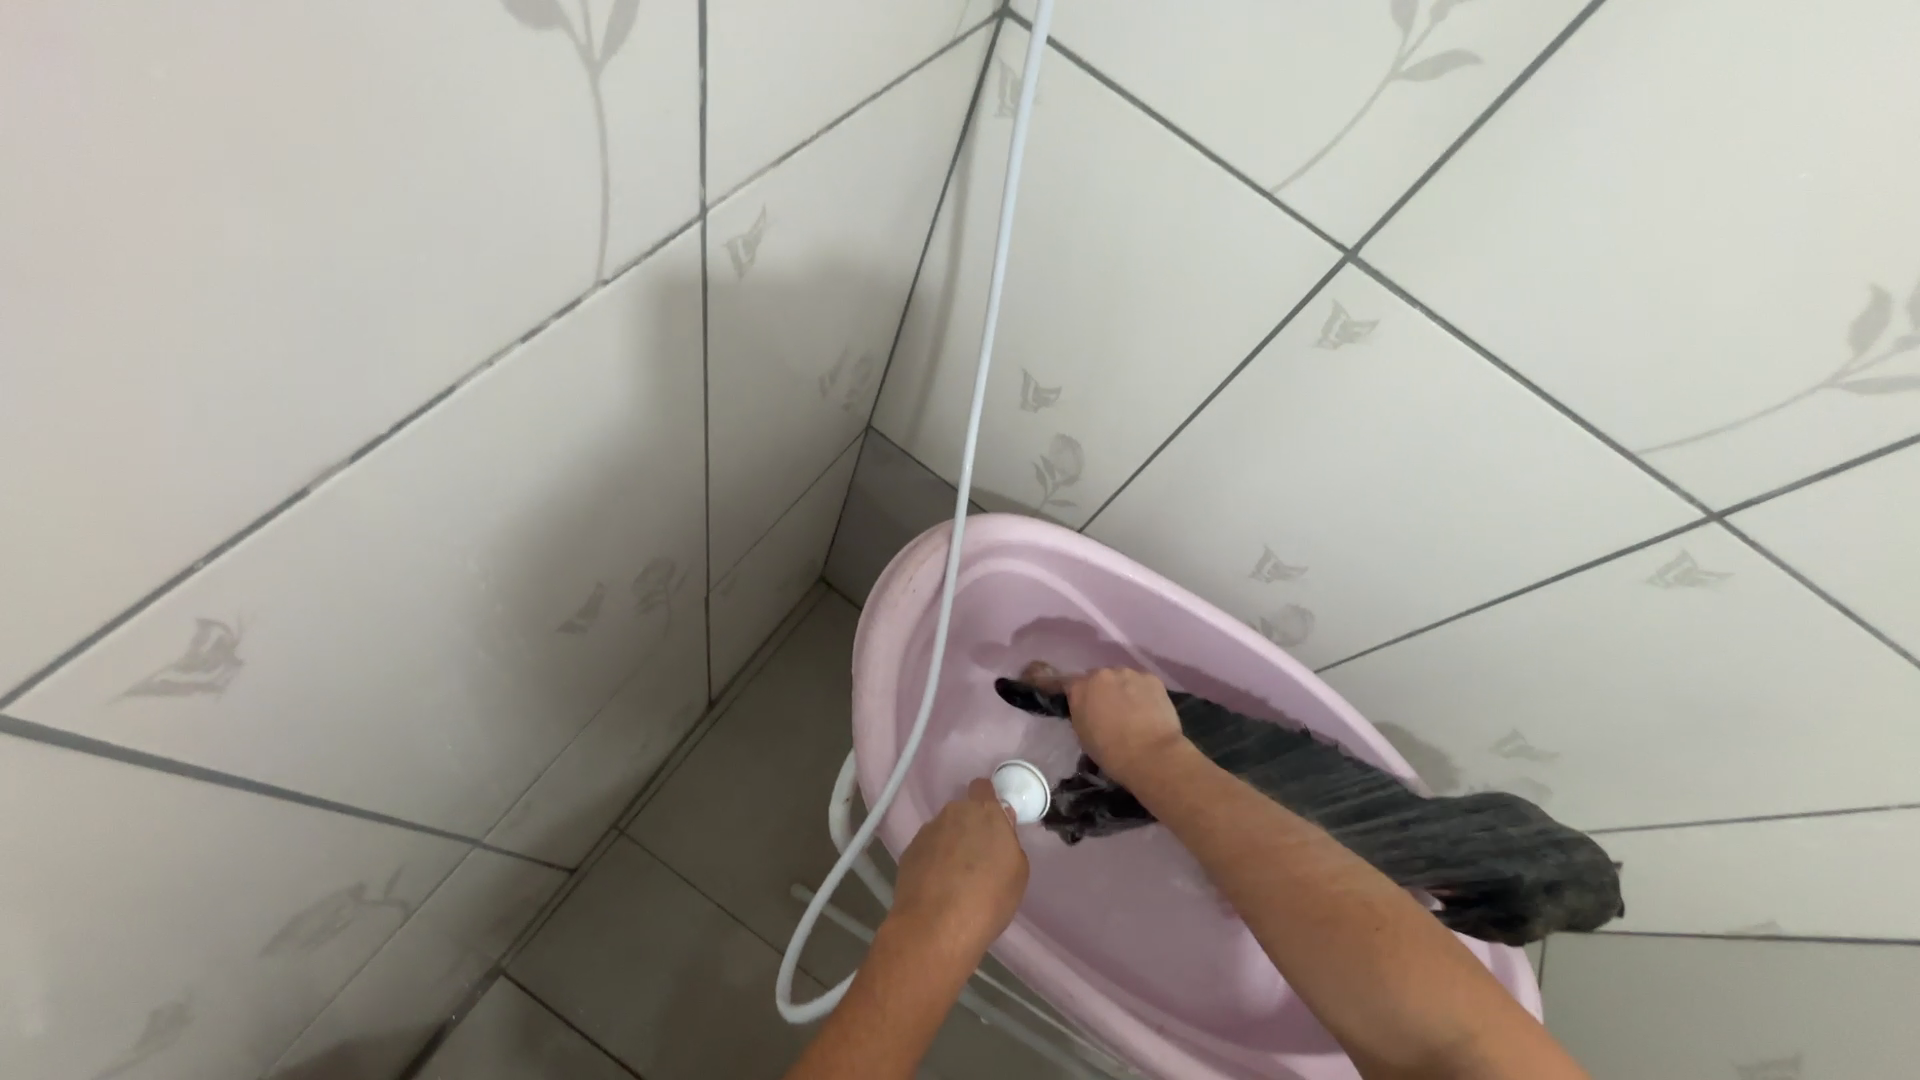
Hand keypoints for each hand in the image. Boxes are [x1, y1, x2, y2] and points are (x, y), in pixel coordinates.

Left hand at [888, 778, 1029, 959]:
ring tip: (954, 880)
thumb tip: (1000, 826)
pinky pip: (927, 849)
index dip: (988, 800)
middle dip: (969, 828)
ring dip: (950, 845)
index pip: (983, 787)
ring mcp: (927, 831)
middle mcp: (953, 813)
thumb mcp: (1018, 872)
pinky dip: (932, 861)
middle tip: (977, 860)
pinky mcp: (909, 851)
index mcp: (984, 812)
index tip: (992, 823)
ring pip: (944, 831)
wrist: (936, 928)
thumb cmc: (988, 899)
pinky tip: (937, 887)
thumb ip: (1009, 840)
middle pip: (963, 812)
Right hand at [1067, 668, 1187, 788]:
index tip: (1074, 699)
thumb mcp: (1082, 734)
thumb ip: (1081, 712)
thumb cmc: (1111, 752)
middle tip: (1108, 710)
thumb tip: (1088, 708)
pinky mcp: (1152, 678)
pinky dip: (1143, 693)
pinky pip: (1142, 683)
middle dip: (1100, 690)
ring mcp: (1129, 673)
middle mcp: (1102, 673)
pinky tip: (1149, 709)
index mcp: (1080, 688)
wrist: (1151, 754)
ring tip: (1132, 710)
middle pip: (1098, 678)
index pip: (1066, 682)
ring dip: (1123, 689)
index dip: (1071, 691)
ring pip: (1122, 678)